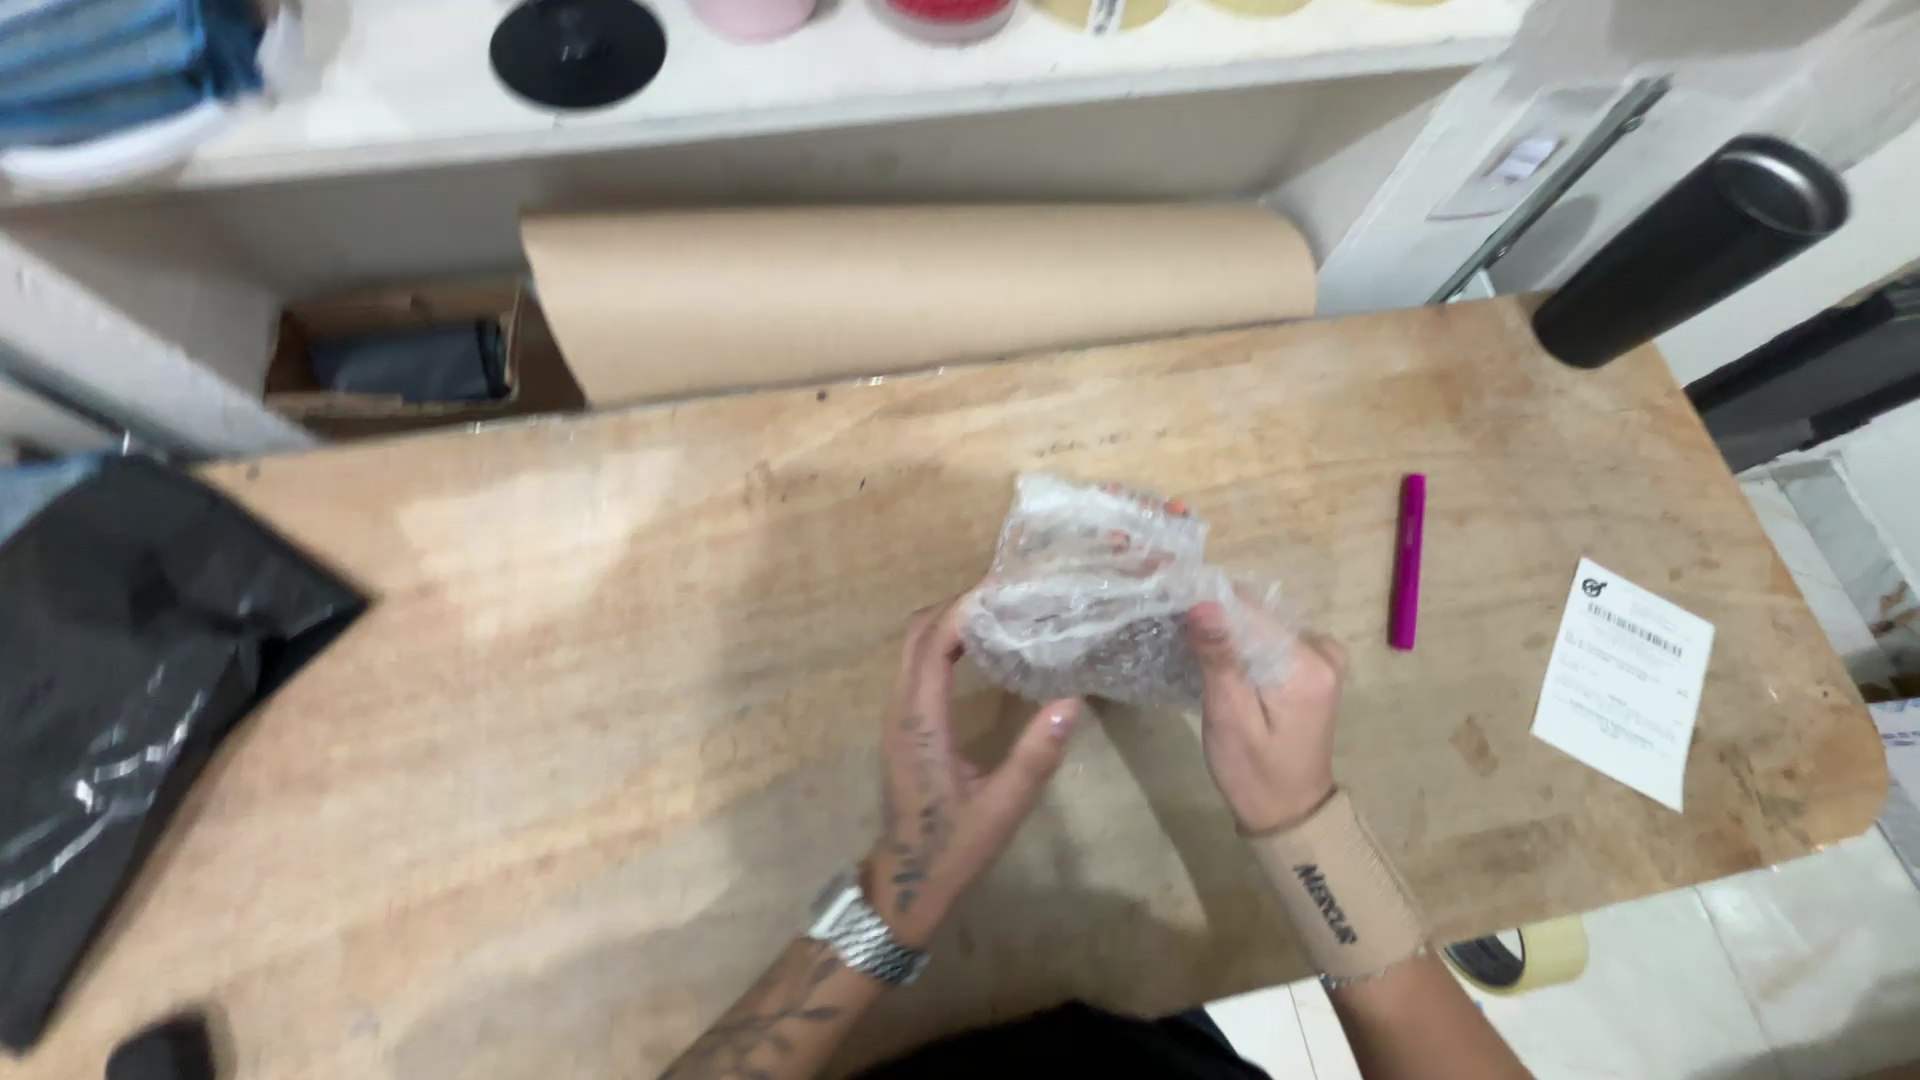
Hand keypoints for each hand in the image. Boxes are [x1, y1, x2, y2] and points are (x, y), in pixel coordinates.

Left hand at [865, 598, 1080, 948]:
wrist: (906, 883)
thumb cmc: (954, 848)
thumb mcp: (1003, 807)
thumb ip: (1035, 755)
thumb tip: (1070, 698)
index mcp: (920, 721)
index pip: (935, 642)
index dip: (967, 608)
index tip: (1006, 588)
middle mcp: (900, 707)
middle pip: (918, 632)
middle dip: (958, 605)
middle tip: (1008, 596)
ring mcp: (896, 714)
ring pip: (913, 645)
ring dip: (949, 621)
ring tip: (1000, 613)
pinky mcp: (902, 722)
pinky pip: (916, 664)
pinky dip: (943, 642)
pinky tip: (981, 648)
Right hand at [1187, 602, 1347, 833]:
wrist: (1288, 812)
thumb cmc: (1253, 771)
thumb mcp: (1228, 717)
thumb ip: (1219, 658)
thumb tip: (1203, 603)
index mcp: (1307, 665)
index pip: (1248, 611)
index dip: (1205, 604)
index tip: (1169, 602)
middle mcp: (1322, 650)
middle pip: (1256, 612)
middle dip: (1215, 618)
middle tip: (1177, 633)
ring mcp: (1322, 655)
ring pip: (1260, 621)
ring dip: (1225, 629)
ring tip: (1192, 645)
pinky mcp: (1312, 663)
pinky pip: (1269, 635)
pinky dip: (1241, 642)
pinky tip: (1219, 657)